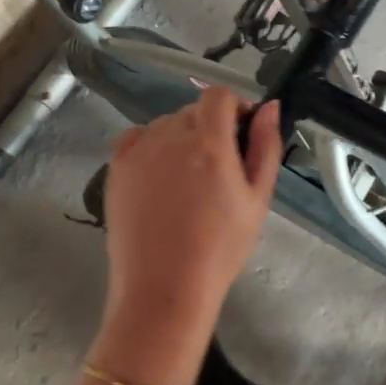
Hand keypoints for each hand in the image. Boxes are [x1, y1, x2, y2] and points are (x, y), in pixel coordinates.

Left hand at [91, 89, 282, 384]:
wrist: (164, 290)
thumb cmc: (220, 248)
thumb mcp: (257, 200)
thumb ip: (265, 147)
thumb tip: (269, 107)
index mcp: (209, 143)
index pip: (218, 94)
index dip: (234, 107)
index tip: (241, 133)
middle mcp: (170, 136)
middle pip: (194, 110)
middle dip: (210, 128)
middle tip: (219, 169)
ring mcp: (138, 151)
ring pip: (166, 124)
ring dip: (181, 138)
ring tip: (187, 181)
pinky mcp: (116, 168)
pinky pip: (138, 138)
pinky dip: (152, 147)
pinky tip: (160, 178)